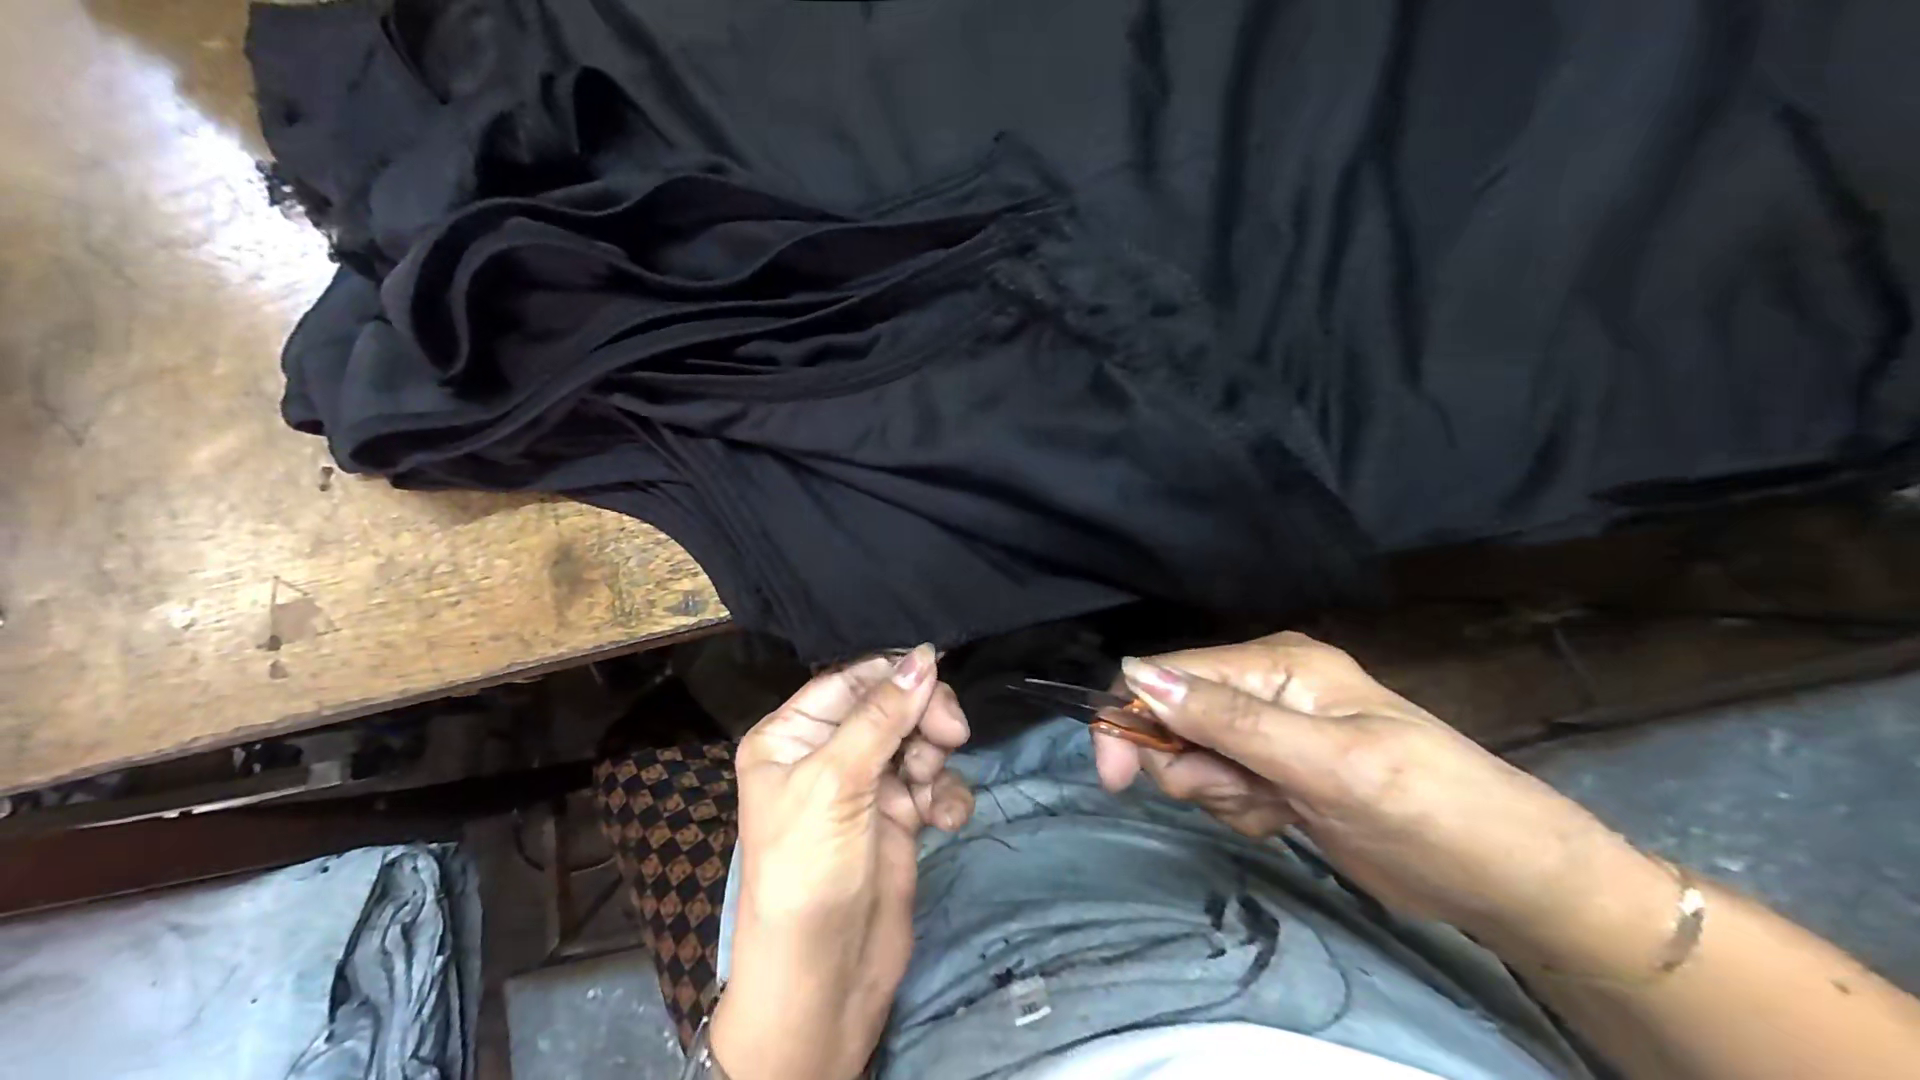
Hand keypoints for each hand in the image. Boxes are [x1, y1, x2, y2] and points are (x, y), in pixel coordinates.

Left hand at [711, 645, 973, 1079]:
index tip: (938, 673)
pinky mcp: (898, 816)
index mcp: (792, 734)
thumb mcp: (837, 781)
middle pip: (890, 707)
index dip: (893, 674)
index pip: (850, 681)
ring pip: (917, 742)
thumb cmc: (809, 867)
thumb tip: (926, 654)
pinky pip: (933, 784)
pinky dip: (946, 796)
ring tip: (932, 790)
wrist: (824, 978)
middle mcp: (827, 753)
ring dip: (935, 759)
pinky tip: (946, 821)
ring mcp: (865, 785)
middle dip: (923, 717)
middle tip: (952, 735)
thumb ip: (883, 715)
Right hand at [1093, 631, 1676, 975]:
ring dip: (1217, 791)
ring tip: (1276, 806)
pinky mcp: (1274, 768)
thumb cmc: (1430, 808)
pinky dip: (1236, 805)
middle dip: (1188, 764)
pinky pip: (1220, 783)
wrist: (1508, 880)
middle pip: (1173, 716)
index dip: (1133, 716)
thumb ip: (1230, 720)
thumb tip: (1137, 673)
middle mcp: (1264, 686)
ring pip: (1192, 755)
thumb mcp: (1328, 764)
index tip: (1117, 777)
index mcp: (1276, 663)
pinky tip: (1283, 816)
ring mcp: (1269, 730)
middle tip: (1240, 793)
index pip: (1170, 673)